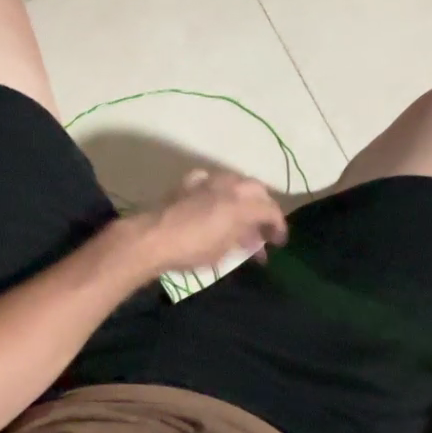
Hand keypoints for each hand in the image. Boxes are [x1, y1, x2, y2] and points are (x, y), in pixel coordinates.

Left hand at [128, 169, 288, 274]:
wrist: (152, 237)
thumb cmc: (191, 249)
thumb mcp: (223, 252)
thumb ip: (242, 242)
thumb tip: (254, 240)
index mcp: (243, 204)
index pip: (272, 210)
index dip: (279, 226)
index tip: (278, 241)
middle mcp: (229, 186)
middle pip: (257, 190)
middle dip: (263, 207)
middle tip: (262, 227)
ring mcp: (208, 180)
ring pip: (236, 181)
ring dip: (243, 196)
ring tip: (241, 216)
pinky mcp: (188, 182)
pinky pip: (211, 180)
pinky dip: (218, 190)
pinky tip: (213, 200)